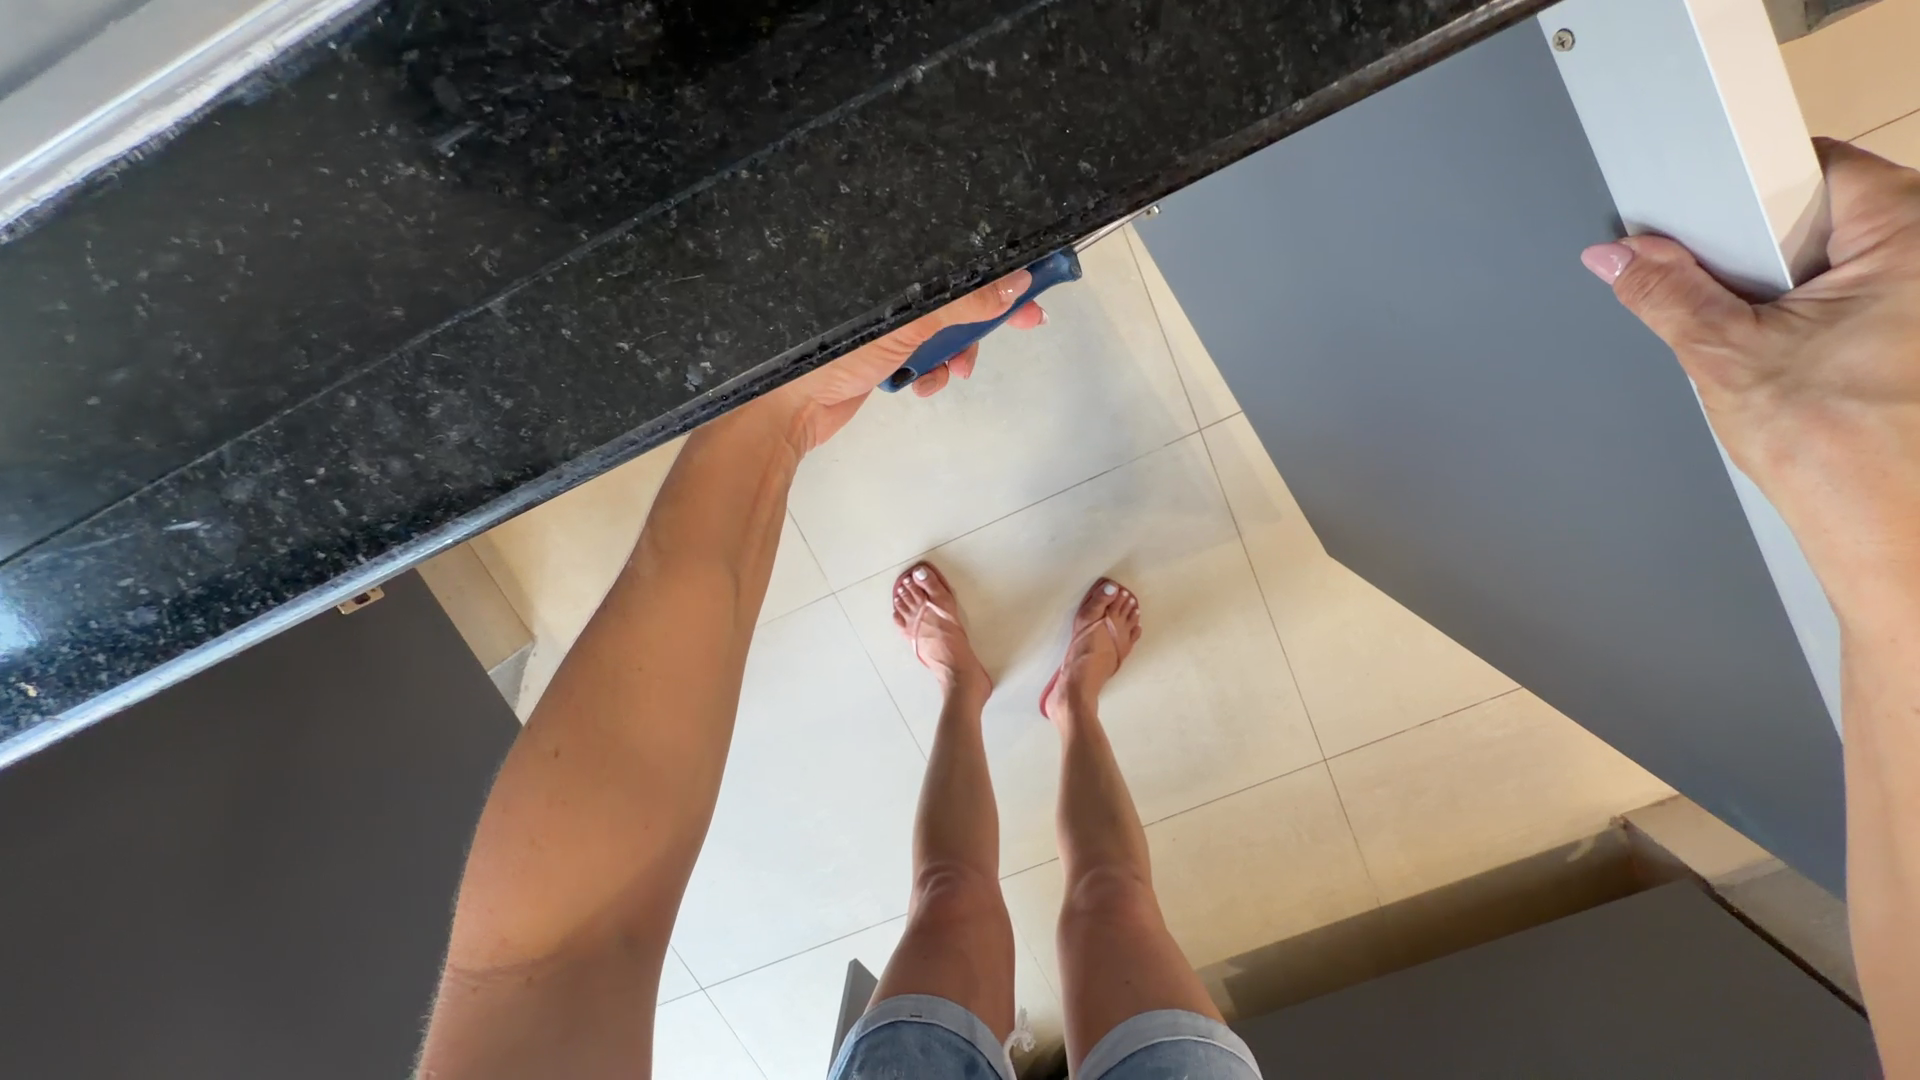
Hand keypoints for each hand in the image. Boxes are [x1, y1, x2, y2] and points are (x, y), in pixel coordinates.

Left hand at [767, 269, 1045, 451]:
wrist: (792, 408)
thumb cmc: (837, 355)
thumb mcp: (907, 326)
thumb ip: (960, 305)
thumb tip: (1015, 283)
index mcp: (894, 272)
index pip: (957, 264)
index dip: (998, 271)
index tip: (1035, 280)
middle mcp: (894, 295)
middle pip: (957, 297)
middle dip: (987, 315)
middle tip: (1028, 323)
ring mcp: (889, 327)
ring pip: (945, 334)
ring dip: (956, 354)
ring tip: (951, 372)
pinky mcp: (885, 357)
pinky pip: (925, 360)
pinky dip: (930, 374)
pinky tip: (919, 386)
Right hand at [1583, 139, 1919, 613]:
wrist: (1889, 518)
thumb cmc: (1844, 447)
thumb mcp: (1723, 355)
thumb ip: (1664, 294)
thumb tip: (1618, 258)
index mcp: (1916, 236)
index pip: (1812, 170)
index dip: (1741, 189)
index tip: (1693, 212)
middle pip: (1820, 214)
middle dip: (1756, 251)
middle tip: (1729, 299)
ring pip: (1832, 257)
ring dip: (1777, 287)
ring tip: (1763, 339)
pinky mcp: (1917, 327)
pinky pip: (1852, 292)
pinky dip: (1806, 314)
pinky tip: (1789, 355)